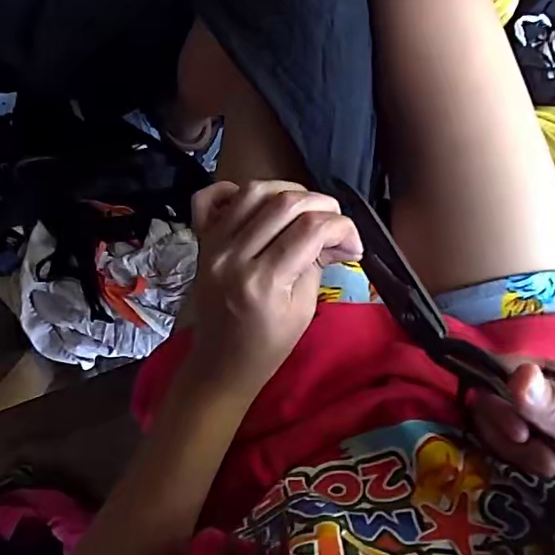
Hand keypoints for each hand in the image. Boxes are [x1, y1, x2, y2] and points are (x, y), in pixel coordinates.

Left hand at [187, 180, 360, 392]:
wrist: (221, 364)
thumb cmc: (268, 346)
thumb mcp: (304, 310)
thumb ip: (317, 264)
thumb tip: (338, 236)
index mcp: (263, 282)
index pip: (311, 229)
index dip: (342, 227)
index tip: (353, 244)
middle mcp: (234, 256)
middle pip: (286, 202)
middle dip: (323, 206)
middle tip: (335, 227)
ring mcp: (213, 245)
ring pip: (254, 190)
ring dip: (289, 191)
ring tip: (306, 211)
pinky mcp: (201, 240)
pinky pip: (211, 196)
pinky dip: (236, 191)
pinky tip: (258, 205)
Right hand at [467, 358, 554, 514]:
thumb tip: (519, 375)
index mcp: (550, 376)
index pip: (495, 370)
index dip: (496, 400)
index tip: (520, 433)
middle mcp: (531, 398)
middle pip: (486, 405)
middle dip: (508, 437)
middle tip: (548, 462)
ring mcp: (523, 429)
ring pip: (487, 435)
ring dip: (514, 458)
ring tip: (552, 473)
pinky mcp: (516, 460)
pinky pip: (490, 458)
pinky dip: (508, 472)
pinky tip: (534, 484)